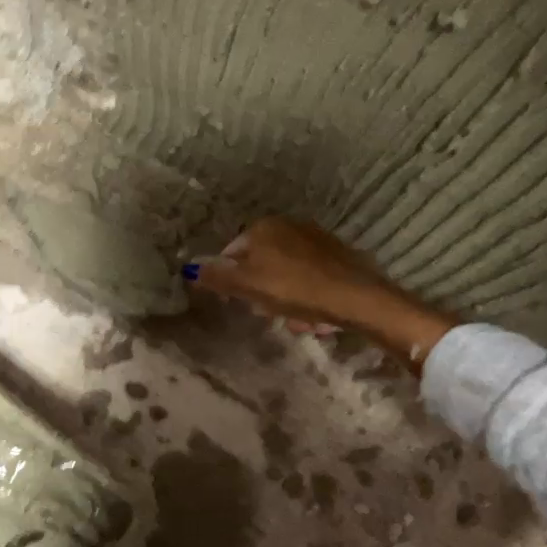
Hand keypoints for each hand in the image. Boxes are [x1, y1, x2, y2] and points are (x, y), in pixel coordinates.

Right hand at [192, 217, 456, 366]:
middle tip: (269, 313)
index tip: (239, 302)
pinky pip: (310, 279)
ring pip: (285, 276)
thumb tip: (188, 268)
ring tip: (297, 321)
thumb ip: (214, 277)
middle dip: (262, 293)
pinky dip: (307, 297)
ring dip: (285, 301)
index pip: (231, 254)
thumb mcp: (246, 285)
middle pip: (260, 266)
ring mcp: (317, 240)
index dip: (231, 281)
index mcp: (264, 227)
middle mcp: (290, 226)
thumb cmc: (293, 289)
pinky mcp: (339, 258)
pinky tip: (315, 316)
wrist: (358, 299)